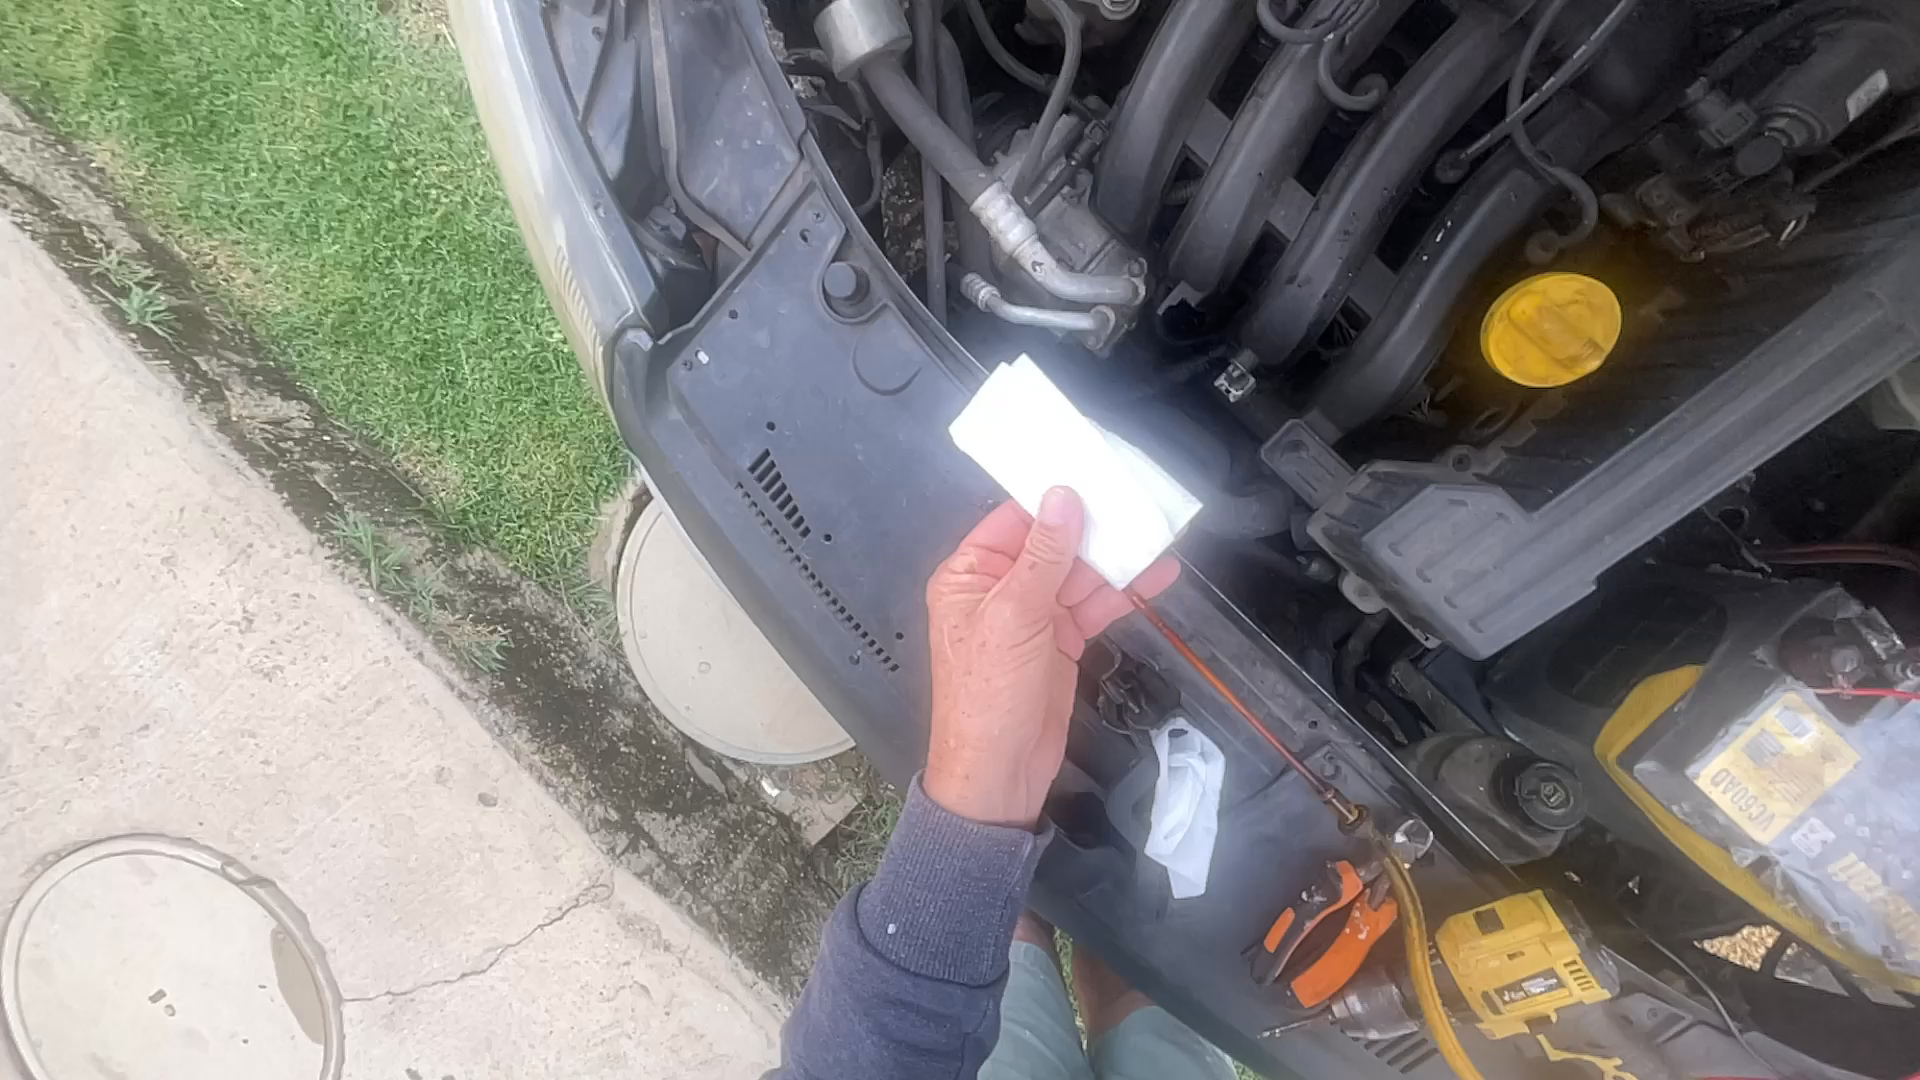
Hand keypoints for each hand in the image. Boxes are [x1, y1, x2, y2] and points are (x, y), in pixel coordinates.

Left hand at [922, 488, 1178, 828]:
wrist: (1000, 772)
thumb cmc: (986, 697)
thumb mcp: (1014, 616)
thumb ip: (1043, 556)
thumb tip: (1060, 499)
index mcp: (970, 576)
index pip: (1013, 522)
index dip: (1051, 501)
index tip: (1090, 476)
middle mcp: (1000, 590)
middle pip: (1052, 545)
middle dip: (1093, 529)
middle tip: (1136, 504)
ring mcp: (1032, 615)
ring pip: (1078, 574)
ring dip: (1115, 560)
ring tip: (1155, 535)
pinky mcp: (1060, 639)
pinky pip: (1093, 606)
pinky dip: (1122, 593)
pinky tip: (1152, 577)